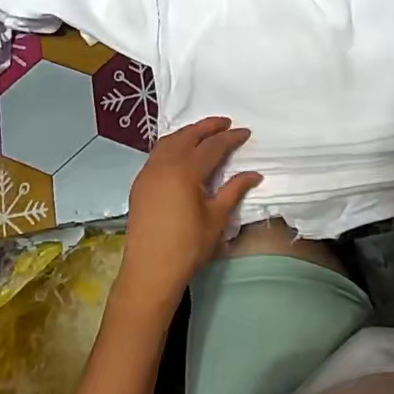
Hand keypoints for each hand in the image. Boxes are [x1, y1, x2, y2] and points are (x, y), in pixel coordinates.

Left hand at [117, 117, 262, 309]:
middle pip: (187, 136)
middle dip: (207, 127)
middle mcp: (164, 165)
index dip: (230, 138)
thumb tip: (254, 175)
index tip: (245, 132)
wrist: (151, 269)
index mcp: (185, 171)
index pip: (212, 146)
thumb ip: (234, 191)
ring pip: (168, 142)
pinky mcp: (139, 184)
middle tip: (225, 123)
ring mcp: (148, 173)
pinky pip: (156, 154)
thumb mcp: (217, 219)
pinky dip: (171, 146)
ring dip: (187, 133)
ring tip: (203, 134)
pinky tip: (180, 153)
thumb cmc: (188, 246)